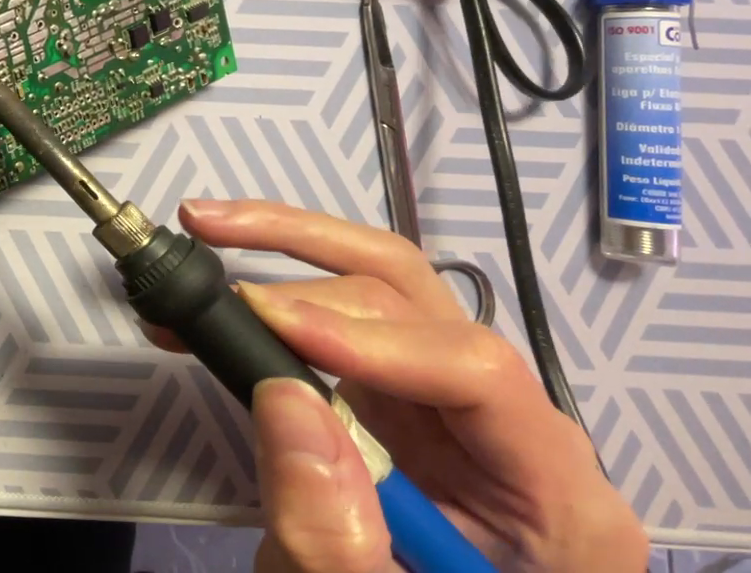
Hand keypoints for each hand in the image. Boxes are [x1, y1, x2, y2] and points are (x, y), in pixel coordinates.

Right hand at [160, 199, 647, 572]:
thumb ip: (332, 530)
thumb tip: (282, 392)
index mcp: (551, 497)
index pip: (475, 371)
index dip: (366, 336)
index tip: (261, 319)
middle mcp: (509, 425)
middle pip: (419, 308)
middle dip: (304, 287)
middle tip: (212, 291)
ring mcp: (445, 401)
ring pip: (382, 283)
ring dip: (287, 245)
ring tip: (202, 225)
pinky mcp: (389, 392)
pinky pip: (338, 315)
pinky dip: (274, 283)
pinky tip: (217, 285)